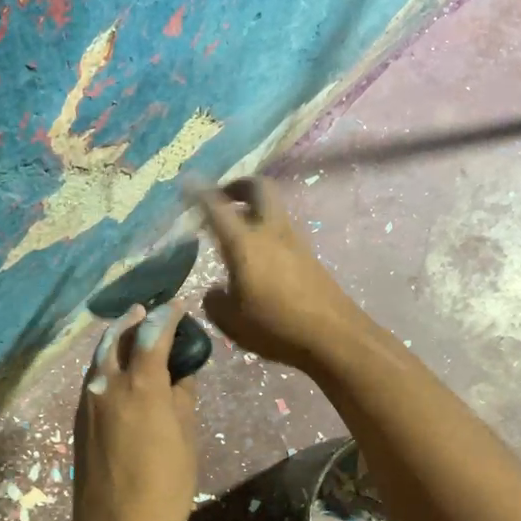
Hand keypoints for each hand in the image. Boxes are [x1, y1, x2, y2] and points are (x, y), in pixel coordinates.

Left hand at [73, 303, 199, 520]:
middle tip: (146, 312)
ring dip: (115, 341)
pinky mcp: (78, 420)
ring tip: (129, 334)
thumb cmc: (165, 486)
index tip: (177, 305)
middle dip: (132, 321)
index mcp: (141, 385)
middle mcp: (108, 384)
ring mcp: (87, 402)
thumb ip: (182, 400)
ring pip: (99, 358)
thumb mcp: (185, 439)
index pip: (152, 334)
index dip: (166, 315)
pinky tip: (116, 372)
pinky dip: (104, 365)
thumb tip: (180, 376)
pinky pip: (92, 380)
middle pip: (116, 338)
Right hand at [189, 176, 369, 373]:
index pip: (217, 207)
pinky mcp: (308, 256)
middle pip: (258, 187)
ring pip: (272, 207)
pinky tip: (256, 257)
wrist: (333, 337)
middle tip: (221, 198)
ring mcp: (294, 241)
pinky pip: (281, 230)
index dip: (199, 192)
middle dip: (238, 185)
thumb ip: (215, 300)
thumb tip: (216, 290)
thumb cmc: (275, 327)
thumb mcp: (230, 321)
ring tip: (235, 230)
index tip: (187, 184)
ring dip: (253, 208)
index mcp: (244, 243)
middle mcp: (270, 232)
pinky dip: (265, 230)